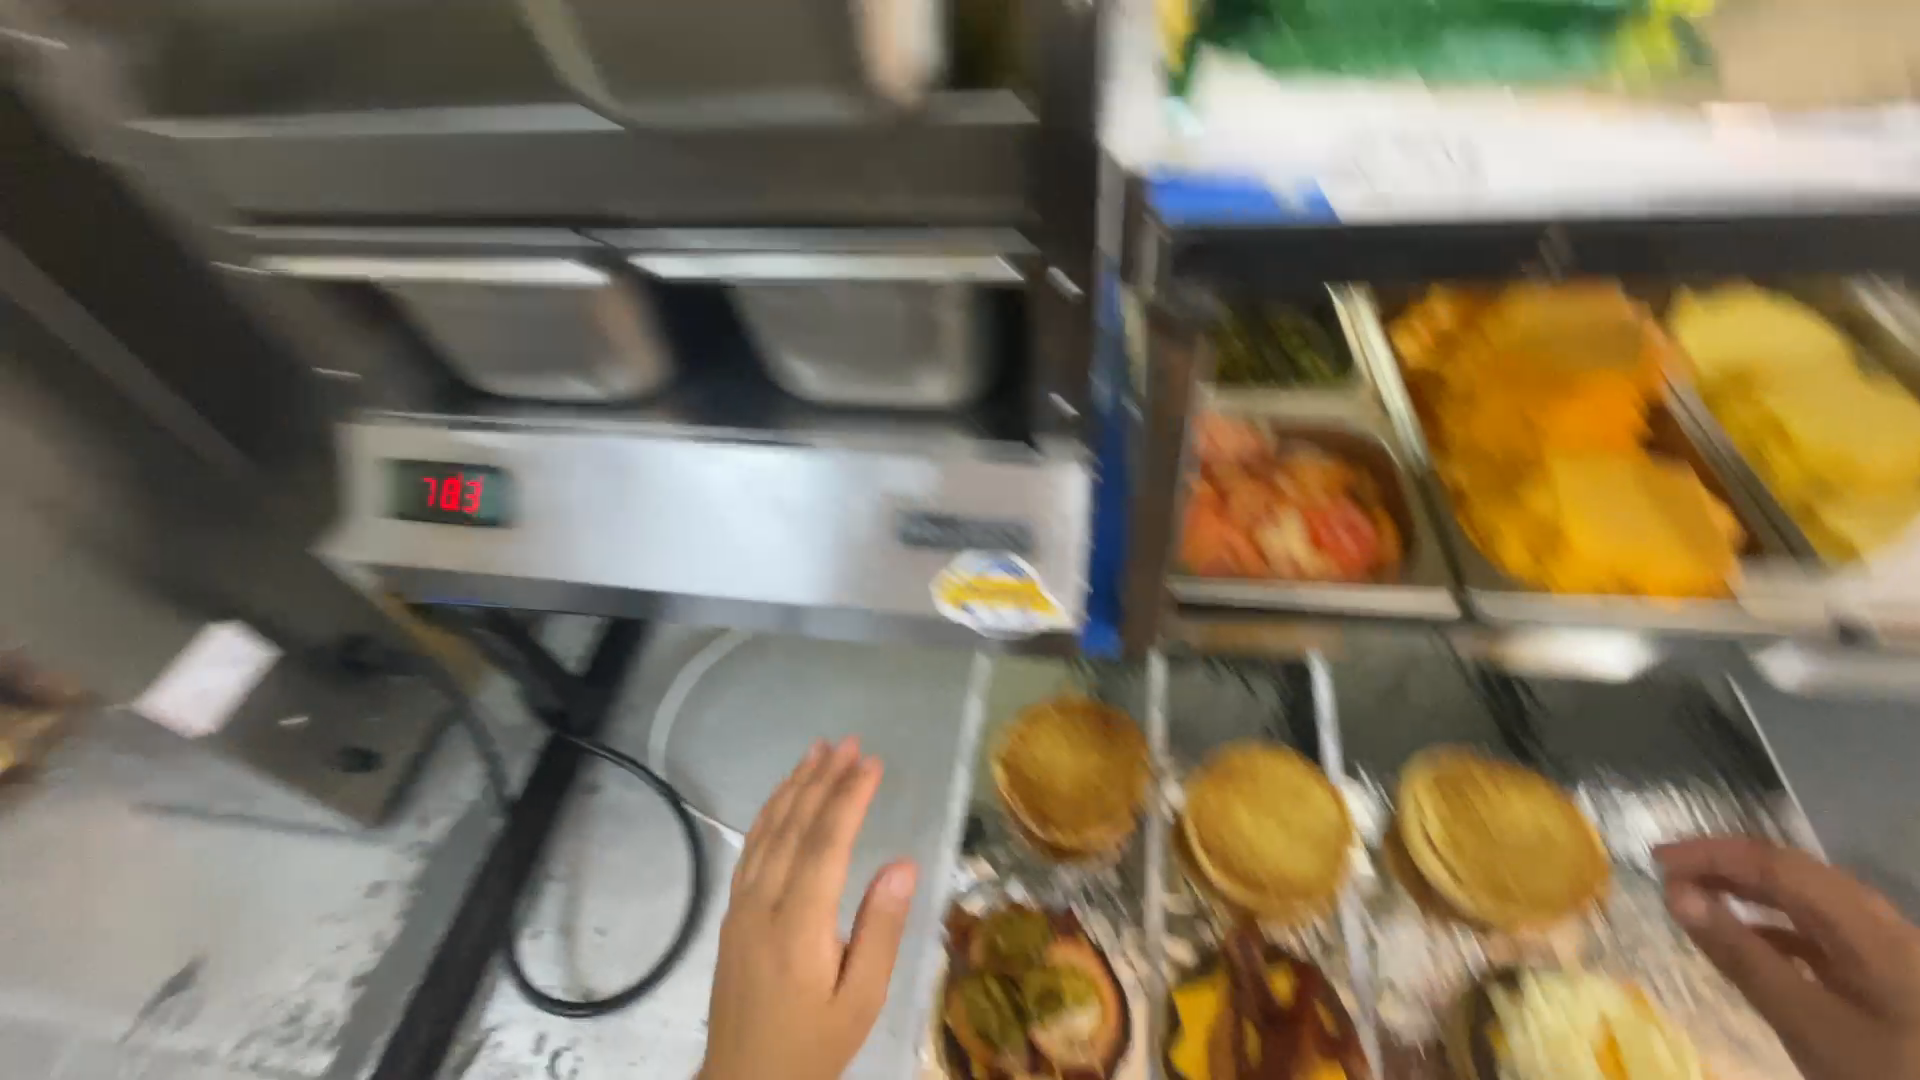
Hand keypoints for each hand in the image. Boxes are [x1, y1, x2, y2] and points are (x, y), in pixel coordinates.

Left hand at [699, 738, 920, 1079]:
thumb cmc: (812, 1044)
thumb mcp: (860, 1001)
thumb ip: (881, 930)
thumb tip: (902, 864)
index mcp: (798, 926)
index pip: (825, 844)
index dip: (849, 797)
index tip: (871, 762)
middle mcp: (763, 904)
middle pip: (794, 826)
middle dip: (823, 779)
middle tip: (849, 742)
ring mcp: (741, 905)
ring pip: (768, 830)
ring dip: (795, 786)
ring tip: (818, 751)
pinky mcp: (732, 912)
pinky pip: (751, 848)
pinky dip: (770, 812)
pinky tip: (784, 796)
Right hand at [1657, 837, 1919, 1079]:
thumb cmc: (1881, 1069)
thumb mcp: (1805, 1021)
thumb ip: (1740, 955)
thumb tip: (1674, 892)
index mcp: (1871, 930)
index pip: (1777, 865)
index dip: (1712, 854)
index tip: (1656, 861)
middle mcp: (1887, 926)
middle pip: (1797, 873)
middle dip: (1727, 863)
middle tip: (1671, 870)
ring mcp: (1895, 950)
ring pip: (1811, 897)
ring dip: (1749, 887)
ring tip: (1699, 893)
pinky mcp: (1895, 974)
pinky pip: (1825, 926)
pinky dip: (1776, 919)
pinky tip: (1751, 936)